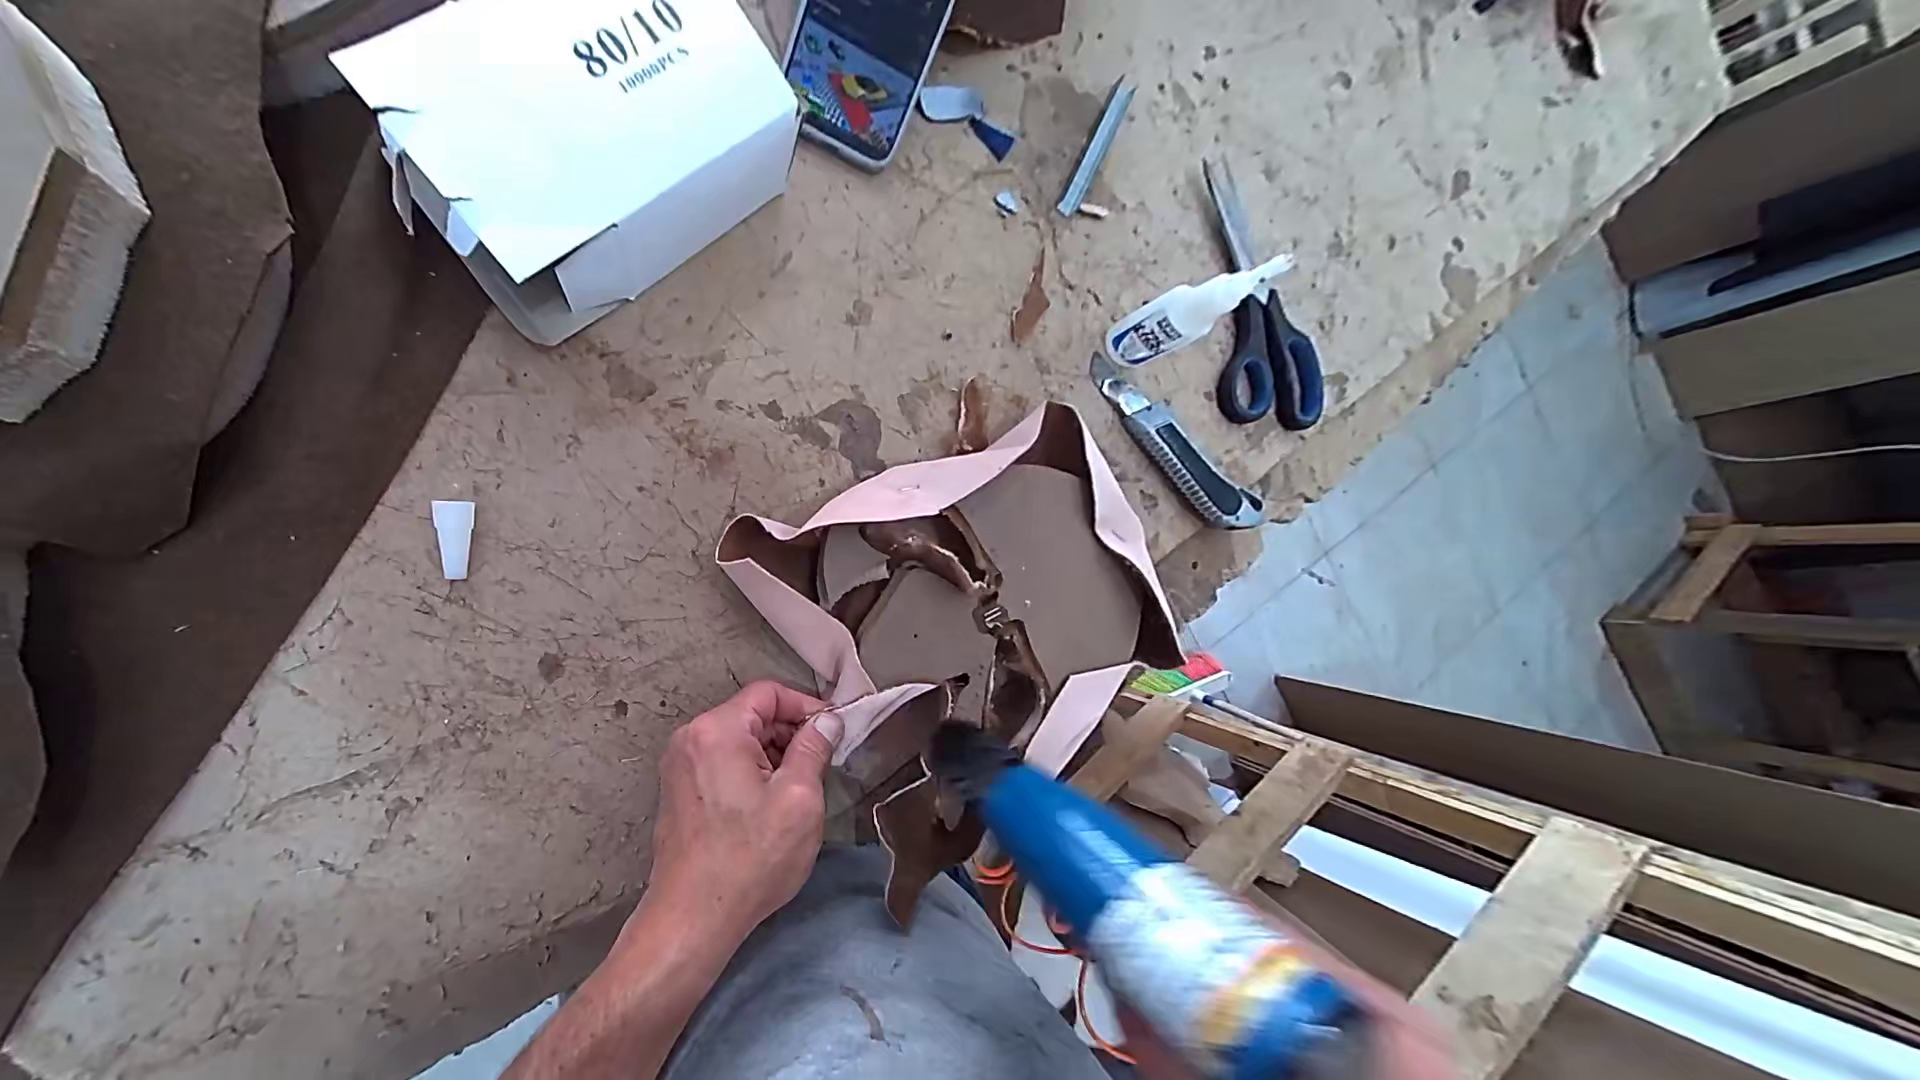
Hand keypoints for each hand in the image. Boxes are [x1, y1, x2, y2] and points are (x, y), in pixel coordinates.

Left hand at [635, 681, 841, 944]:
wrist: (692, 922)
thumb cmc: (751, 858)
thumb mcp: (799, 797)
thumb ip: (815, 747)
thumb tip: (827, 720)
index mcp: (718, 731)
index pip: (769, 693)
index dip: (807, 705)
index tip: (834, 729)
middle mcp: (691, 739)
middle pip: (753, 714)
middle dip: (792, 731)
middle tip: (823, 760)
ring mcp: (680, 767)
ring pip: (741, 739)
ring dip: (775, 753)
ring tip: (802, 785)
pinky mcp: (680, 792)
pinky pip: (724, 761)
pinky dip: (753, 770)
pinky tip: (772, 802)